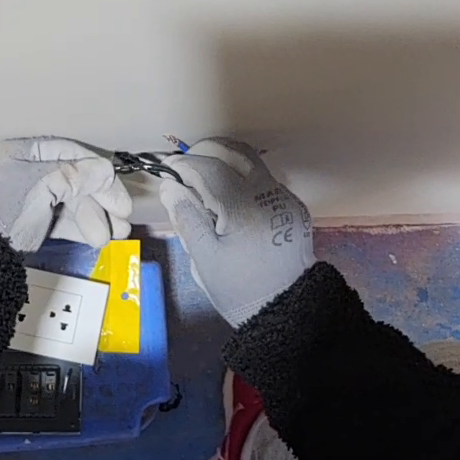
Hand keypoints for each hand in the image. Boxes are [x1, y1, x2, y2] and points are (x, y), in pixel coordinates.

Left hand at [0, 137, 132, 251]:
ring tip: (116, 235)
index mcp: (24, 153)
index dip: (99, 173)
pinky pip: (63, 219)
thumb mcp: (40, 184)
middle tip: (122, 219)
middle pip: (75, 181)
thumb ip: (75, 176)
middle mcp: (28, 171)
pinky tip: (99, 239)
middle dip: (101, 201)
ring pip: (72, 203)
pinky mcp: (33, 222)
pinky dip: (82, 228)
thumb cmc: (4, 208)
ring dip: (97, 218)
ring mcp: (31, 198)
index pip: (72, 155)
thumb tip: (106, 170)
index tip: (118, 194)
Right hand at [157, 138, 313, 326]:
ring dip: (225, 160)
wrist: (286, 308)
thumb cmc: (238, 288)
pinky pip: (263, 180)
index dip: (185, 164)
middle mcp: (269, 196)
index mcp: (244, 210)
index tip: (168, 168)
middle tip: (185, 164)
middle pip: (236, 153)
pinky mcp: (292, 206)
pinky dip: (240, 177)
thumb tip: (170, 186)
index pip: (210, 169)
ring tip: (202, 174)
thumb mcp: (204, 259)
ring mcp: (284, 199)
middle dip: (207, 150)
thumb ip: (186, 218)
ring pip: (252, 162)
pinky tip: (225, 196)